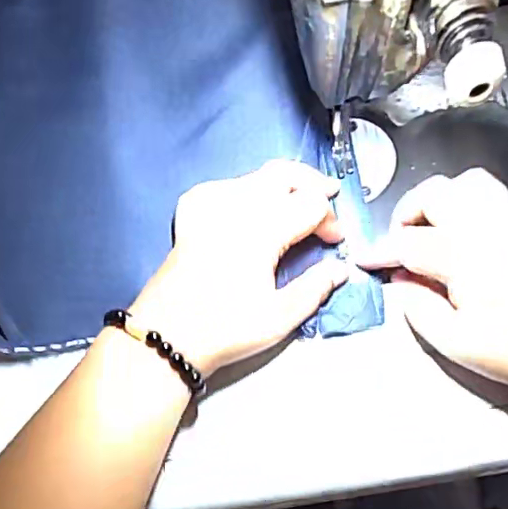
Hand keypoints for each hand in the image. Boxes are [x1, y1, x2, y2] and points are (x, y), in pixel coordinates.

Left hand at [125, 160, 351, 373]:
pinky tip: (254, 211)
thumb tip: (339, 270)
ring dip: (283, 187)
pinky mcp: (192, 211)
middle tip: (329, 195)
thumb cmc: (224, 328)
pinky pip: (228, 185)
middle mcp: (236, 205)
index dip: (330, 220)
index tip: (335, 242)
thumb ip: (315, 288)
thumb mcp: (280, 316)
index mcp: (262, 228)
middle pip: (284, 174)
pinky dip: (249, 190)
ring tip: (297, 205)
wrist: (168, 333)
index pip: (310, 204)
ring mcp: (210, 203)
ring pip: (256, 176)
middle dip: (311, 184)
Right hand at [362, 168, 507, 408]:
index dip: (382, 251)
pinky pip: (505, 196)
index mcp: (462, 253)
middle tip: (400, 239)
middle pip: (436, 194)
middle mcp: (489, 225)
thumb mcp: (454, 342)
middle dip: (408, 211)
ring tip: (436, 227)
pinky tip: (478, 228)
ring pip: (472, 183)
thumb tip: (402, 284)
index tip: (370, 259)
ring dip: (445, 199)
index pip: (407, 242)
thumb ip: (418, 307)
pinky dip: (482, 205)